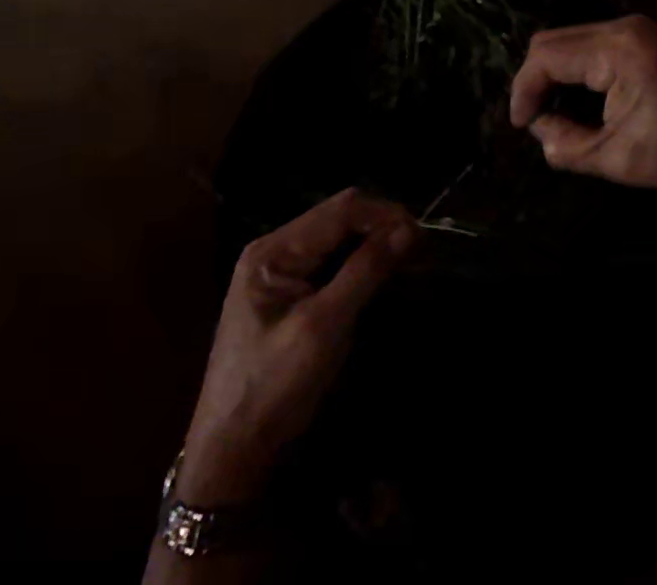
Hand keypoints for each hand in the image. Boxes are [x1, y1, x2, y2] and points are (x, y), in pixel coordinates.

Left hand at [177, 189, 416, 502]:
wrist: (233, 448)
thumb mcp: (325, 326)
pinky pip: (330, 260)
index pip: (340, 209)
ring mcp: (279, 269)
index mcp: (274, 250)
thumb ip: (365, 272)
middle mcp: (275, 248)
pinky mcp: (288, 290)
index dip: (384, 214)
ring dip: (372, 243)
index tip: (423, 237)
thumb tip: (408, 228)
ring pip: (337, 237)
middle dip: (380, 226)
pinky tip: (379, 277)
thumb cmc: (275, 386)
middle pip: (338, 217)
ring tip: (407, 262)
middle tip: (419, 251)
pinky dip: (359, 263)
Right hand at [509, 15, 656, 197]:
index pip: (546, 57)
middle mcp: (624, 29)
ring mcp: (637, 30)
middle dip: (534, 80)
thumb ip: (565, 145)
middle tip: (533, 119)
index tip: (521, 125)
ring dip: (553, 74)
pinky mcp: (645, 39)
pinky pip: (591, 46)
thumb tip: (538, 128)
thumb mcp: (617, 159)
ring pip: (570, 41)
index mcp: (618, 51)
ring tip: (550, 113)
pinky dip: (574, 70)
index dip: (524, 91)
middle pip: (552, 41)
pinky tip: (576, 99)